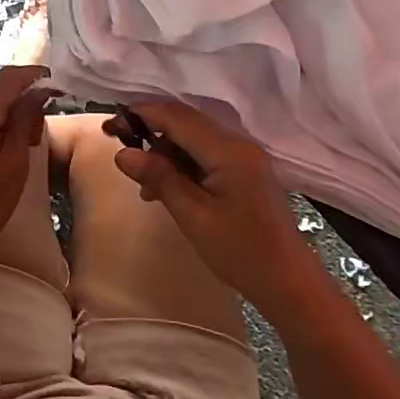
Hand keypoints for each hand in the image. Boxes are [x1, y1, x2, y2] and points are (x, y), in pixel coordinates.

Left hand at [0, 65, 54, 265]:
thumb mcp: (15, 160)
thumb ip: (26, 119)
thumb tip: (39, 91)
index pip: (9, 77)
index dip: (36, 76)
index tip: (62, 86)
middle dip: (23, 95)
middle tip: (42, 124)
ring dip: (10, 108)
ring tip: (28, 139)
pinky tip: (7, 143)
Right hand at [106, 101, 318, 312]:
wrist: (289, 283)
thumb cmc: (241, 252)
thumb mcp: (193, 216)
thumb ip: (159, 178)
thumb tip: (122, 153)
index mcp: (228, 151)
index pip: (177, 117)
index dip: (141, 115)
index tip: (110, 127)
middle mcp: (238, 144)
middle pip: (185, 122)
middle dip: (150, 132)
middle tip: (122, 155)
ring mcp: (244, 158)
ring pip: (193, 139)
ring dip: (164, 153)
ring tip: (145, 186)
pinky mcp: (244, 172)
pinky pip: (204, 155)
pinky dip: (180, 165)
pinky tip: (166, 190)